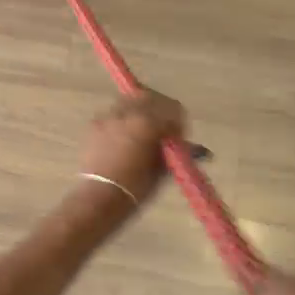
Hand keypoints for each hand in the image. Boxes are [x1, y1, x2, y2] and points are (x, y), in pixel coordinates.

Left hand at [78, 90, 185, 204]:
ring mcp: (108, 116)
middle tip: (163, 128)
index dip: (179, 121)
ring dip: (140, 110)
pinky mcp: (94, 124)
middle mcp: (127, 112)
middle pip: (149, 97)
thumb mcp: (163, 169)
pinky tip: (123, 136)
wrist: (99, 197)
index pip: (172, 108)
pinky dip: (122, 118)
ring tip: (143, 130)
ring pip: (129, 101)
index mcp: (148, 122)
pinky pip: (113, 112)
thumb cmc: (136, 186)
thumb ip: (178, 152)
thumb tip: (200, 150)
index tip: (179, 135)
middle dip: (159, 109)